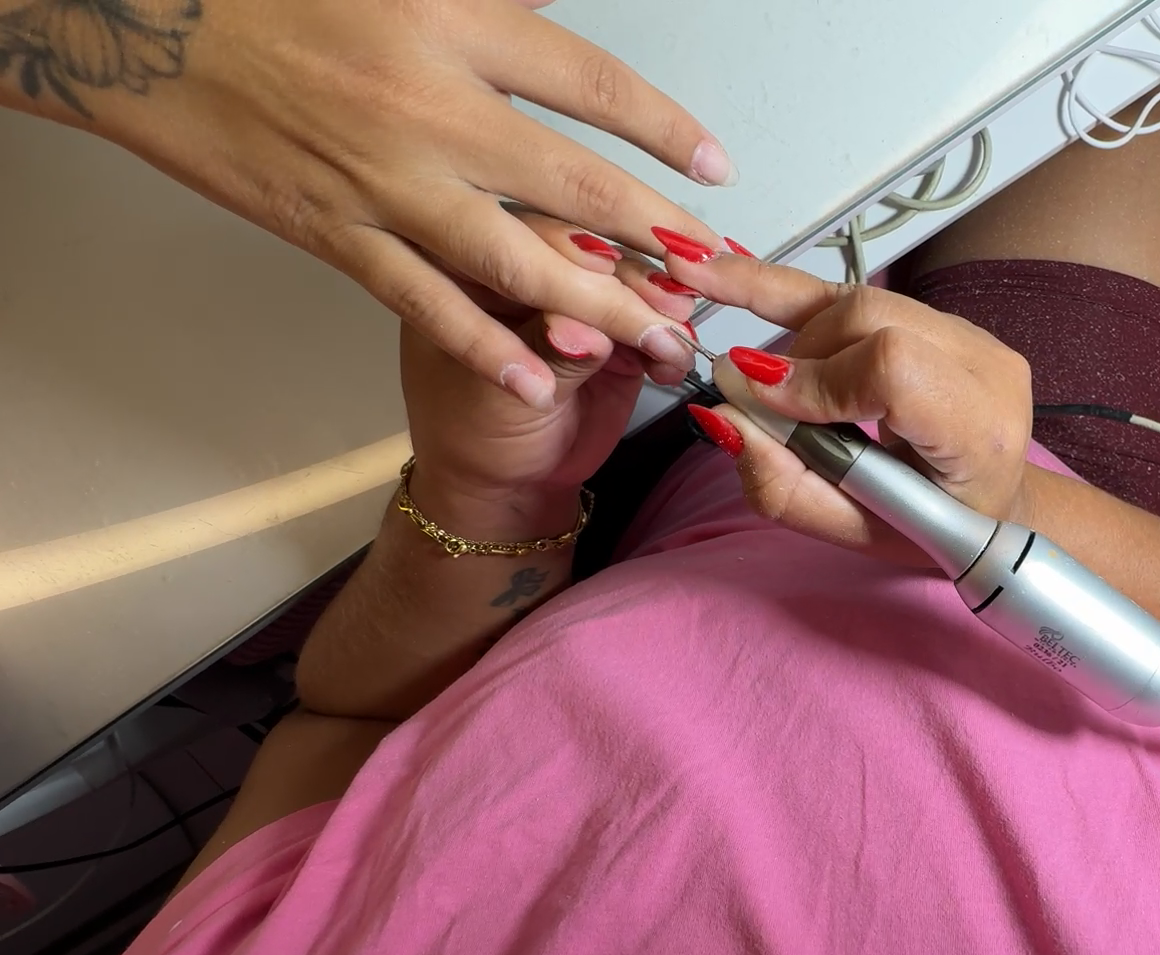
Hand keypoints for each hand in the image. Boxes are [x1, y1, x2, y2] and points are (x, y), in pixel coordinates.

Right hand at [0, 0, 727, 406]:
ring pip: (523, 263)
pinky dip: (487, 347)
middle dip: (664, 243)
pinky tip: (543, 380)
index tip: (717, 171)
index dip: (667, 134)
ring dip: (606, 309)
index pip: (595, 87)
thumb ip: (494, 6)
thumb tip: (566, 33)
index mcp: (448, 21)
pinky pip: (426, 304)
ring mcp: (386, 181)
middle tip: (717, 279)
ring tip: (666, 342)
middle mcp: (430, 109)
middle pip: (582, 192)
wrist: (111, 5)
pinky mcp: (338, 233)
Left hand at [400, 210, 690, 539]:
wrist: (511, 482)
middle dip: (633, 280)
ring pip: (631, 286)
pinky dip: (671, 342)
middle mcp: (529, 272)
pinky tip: (675, 360)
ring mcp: (580, 302)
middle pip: (590, 253)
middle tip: (668, 306)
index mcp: (471, 266)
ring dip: (660, 309)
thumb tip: (585, 331)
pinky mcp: (619, 335)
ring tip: (677, 338)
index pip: (526, 240)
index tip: (613, 274)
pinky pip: (654, 327)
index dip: (575, 255)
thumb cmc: (475, 434)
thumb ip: (544, 357)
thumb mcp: (497, 395)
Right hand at [663, 253, 1033, 564]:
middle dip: (796, 355)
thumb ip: (790, 489)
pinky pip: (859, 293)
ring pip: (859, 299)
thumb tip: (727, 418)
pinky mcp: (939, 319)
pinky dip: (791, 288)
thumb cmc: (938, 527)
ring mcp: (969, 334)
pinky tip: (724, 267)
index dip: (817, 379)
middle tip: (757, 398)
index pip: (893, 368)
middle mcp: (986, 368)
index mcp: (981, 431)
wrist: (990, 502)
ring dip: (794, 330)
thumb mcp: (860, 534)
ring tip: (749, 365)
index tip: (758, 398)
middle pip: (870, 317)